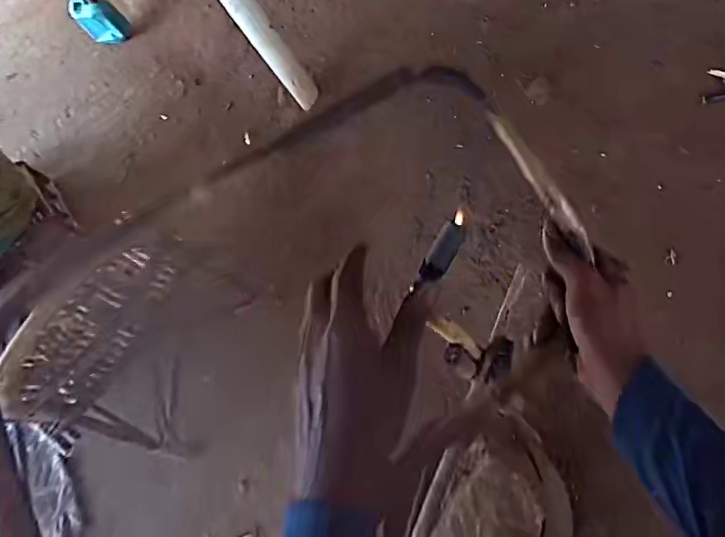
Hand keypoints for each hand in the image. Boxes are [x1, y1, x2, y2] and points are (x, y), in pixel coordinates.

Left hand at [294, 244, 428, 515]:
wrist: (336, 476)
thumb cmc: (376, 417)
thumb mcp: (401, 369)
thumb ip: (411, 324)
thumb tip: (427, 287)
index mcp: (344, 324)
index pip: (345, 277)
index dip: (355, 258)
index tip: (364, 248)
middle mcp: (317, 332)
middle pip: (319, 288)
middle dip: (335, 274)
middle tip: (355, 274)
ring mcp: (302, 355)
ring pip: (309, 311)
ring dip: (325, 299)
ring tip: (347, 306)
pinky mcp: (297, 378)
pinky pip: (306, 335)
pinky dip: (320, 324)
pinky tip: (336, 346)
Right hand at [542, 224, 647, 416]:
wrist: (616, 376)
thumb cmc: (602, 326)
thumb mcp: (582, 284)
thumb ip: (566, 258)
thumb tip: (549, 230)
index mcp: (611, 273)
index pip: (580, 249)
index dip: (563, 253)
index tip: (550, 261)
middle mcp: (604, 289)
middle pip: (566, 274)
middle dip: (556, 288)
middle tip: (561, 301)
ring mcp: (594, 312)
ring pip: (561, 296)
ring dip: (554, 309)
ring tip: (559, 324)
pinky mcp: (584, 332)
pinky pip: (562, 318)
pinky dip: (555, 325)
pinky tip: (550, 335)